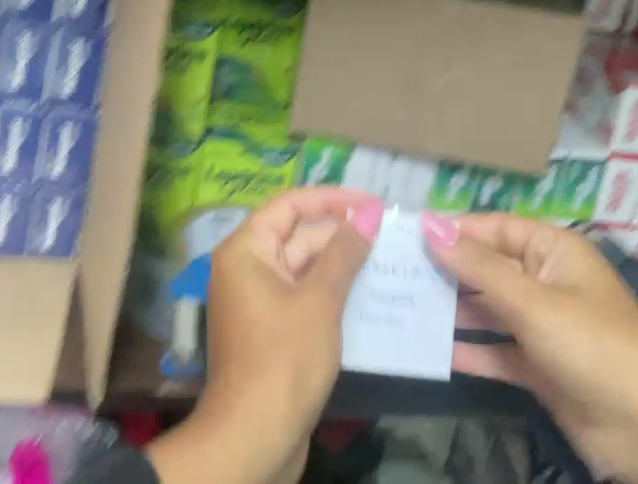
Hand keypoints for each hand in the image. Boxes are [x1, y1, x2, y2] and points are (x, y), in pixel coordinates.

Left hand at [148, 188, 383, 483]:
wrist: (255, 438)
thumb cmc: (284, 358)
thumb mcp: (320, 299)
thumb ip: (344, 252)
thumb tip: (368, 212)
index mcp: (246, 250)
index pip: (290, 205)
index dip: (332, 199)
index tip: (373, 202)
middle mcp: (247, 268)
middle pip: (298, 236)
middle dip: (342, 234)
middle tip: (391, 233)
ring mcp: (258, 301)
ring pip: (305, 269)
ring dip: (343, 265)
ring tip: (390, 260)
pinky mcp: (272, 331)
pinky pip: (305, 297)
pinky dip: (333, 293)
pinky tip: (372, 296)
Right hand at [423, 213, 637, 483]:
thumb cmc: (595, 348)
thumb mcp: (533, 302)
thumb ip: (478, 266)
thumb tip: (429, 224)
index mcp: (555, 251)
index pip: (494, 227)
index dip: (452, 229)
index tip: (402, 234)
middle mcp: (548, 282)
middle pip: (489, 267)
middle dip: (446, 270)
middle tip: (391, 272)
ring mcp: (545, 327)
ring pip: (489, 309)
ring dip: (452, 310)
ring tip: (400, 305)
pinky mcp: (542, 368)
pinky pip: (497, 350)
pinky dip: (470, 350)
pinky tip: (431, 350)